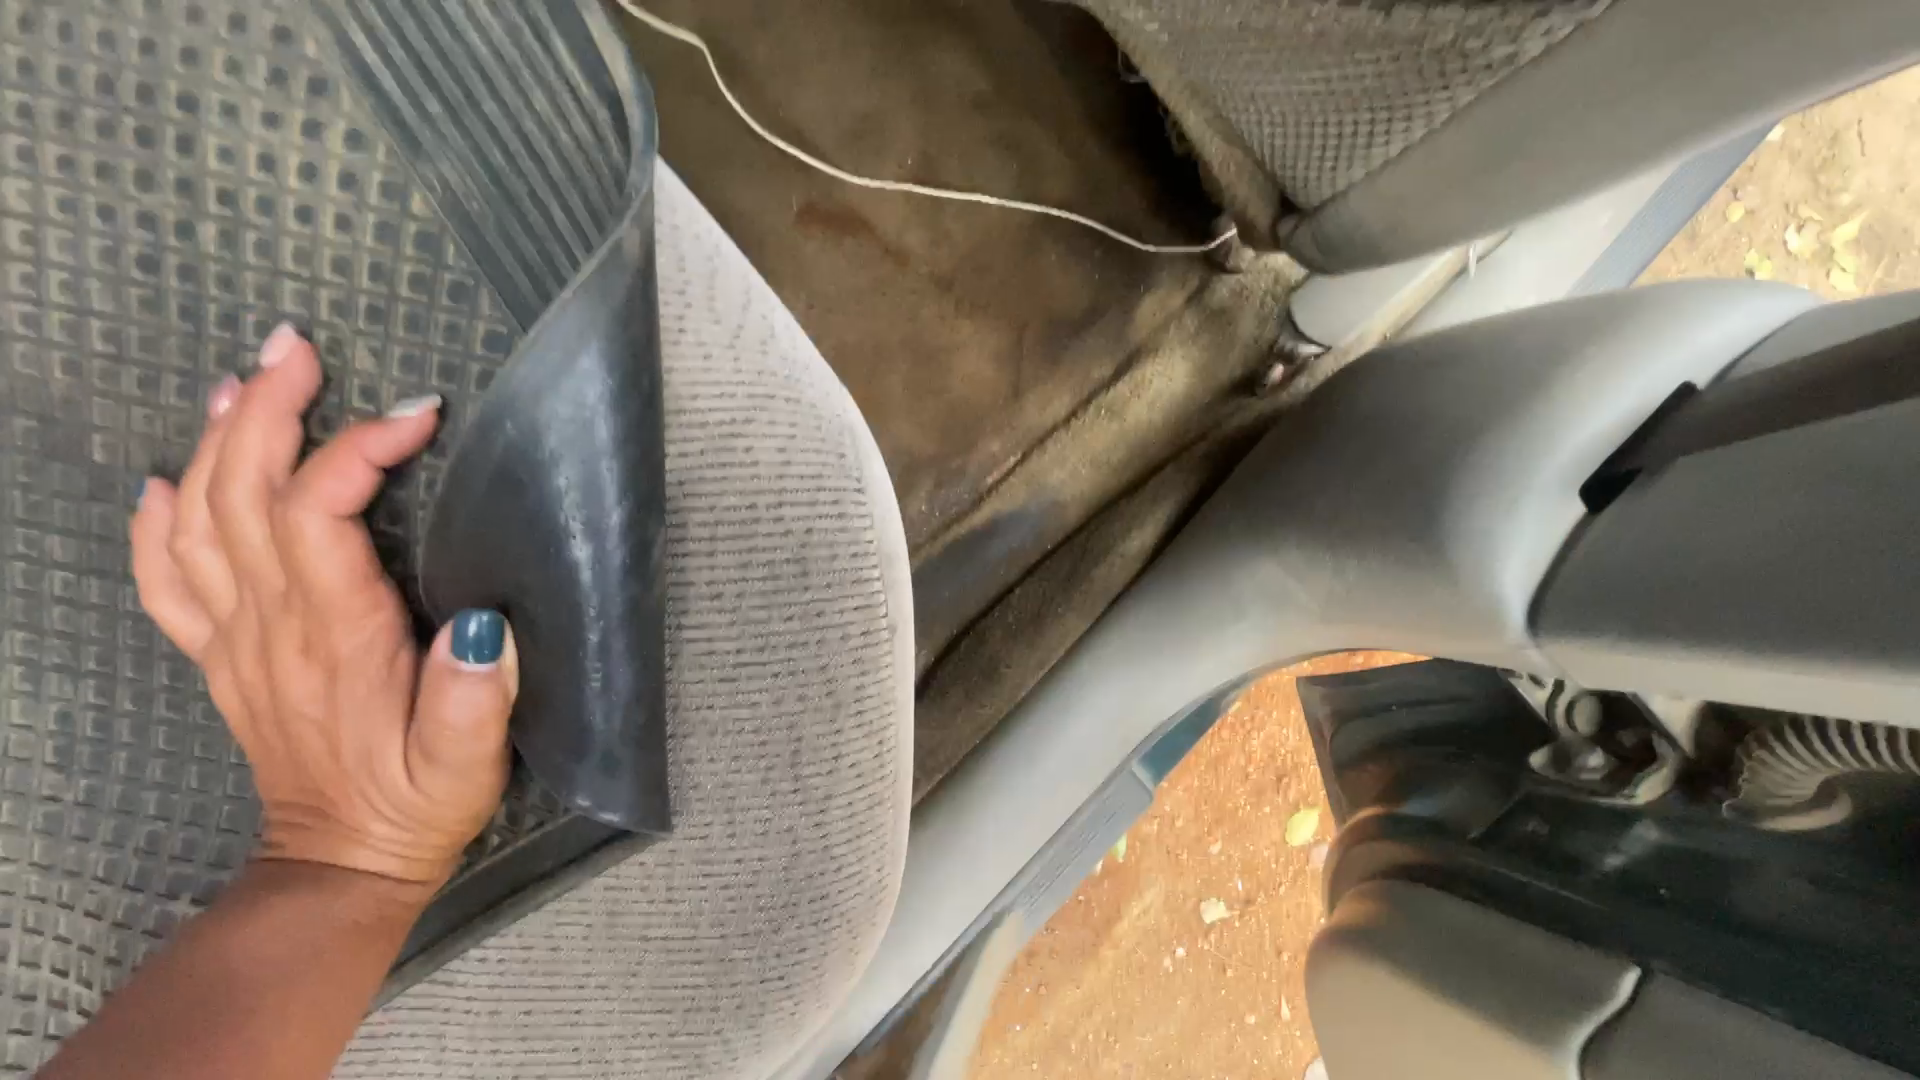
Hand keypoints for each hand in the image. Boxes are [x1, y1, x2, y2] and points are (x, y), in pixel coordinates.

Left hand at [128, 324, 516, 897]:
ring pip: (197, 519)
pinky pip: (167, 576)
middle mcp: (269, 627)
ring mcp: (235, 640)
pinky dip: (158, 518)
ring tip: (243, 382)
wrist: (341, 862)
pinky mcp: (226, 656)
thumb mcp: (468, 760)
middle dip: (264, 411)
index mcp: (334, 638)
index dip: (358, 451)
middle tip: (297, 349)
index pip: (320, 515)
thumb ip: (475, 693)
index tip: (416, 415)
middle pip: (240, 495)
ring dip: (214, 441)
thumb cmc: (416, 803)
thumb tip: (479, 620)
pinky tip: (166, 480)